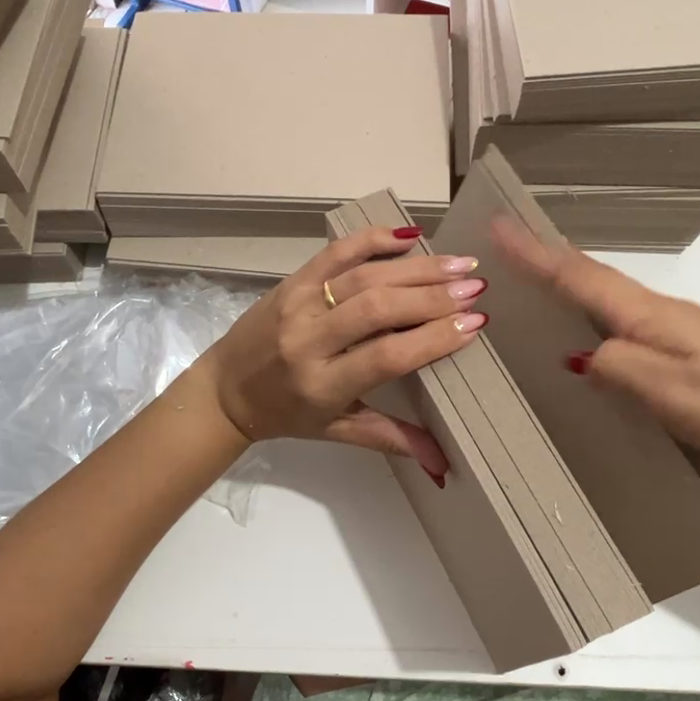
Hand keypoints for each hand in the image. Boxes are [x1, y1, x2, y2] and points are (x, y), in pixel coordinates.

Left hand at [194, 227, 488, 482]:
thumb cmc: (286, 415)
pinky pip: (335, 253)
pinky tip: (410, 236)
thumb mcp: (336, 431)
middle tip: (474, 290)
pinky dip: (372, 240)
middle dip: (432, 297)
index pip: (386, 356)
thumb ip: (390, 439)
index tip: (475, 325)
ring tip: (458, 265)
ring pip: (362, 277)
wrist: (224, 390)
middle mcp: (308, 341)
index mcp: (322, 385)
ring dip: (415, 268)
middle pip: (378, 309)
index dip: (433, 339)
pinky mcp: (290, 282)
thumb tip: (443, 464)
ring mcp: (297, 305)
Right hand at [493, 218, 699, 468]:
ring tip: (533, 293)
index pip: (581, 277)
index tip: (500, 225)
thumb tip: (582, 356)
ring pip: (611, 306)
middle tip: (505, 255)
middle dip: (546, 266)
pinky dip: (598, 323)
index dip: (537, 254)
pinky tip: (593, 343)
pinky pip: (630, 330)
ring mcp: (683, 333)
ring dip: (570, 293)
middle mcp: (663, 315)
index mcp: (651, 317)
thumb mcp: (672, 392)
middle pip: (594, 282)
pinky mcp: (696, 355)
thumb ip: (619, 368)